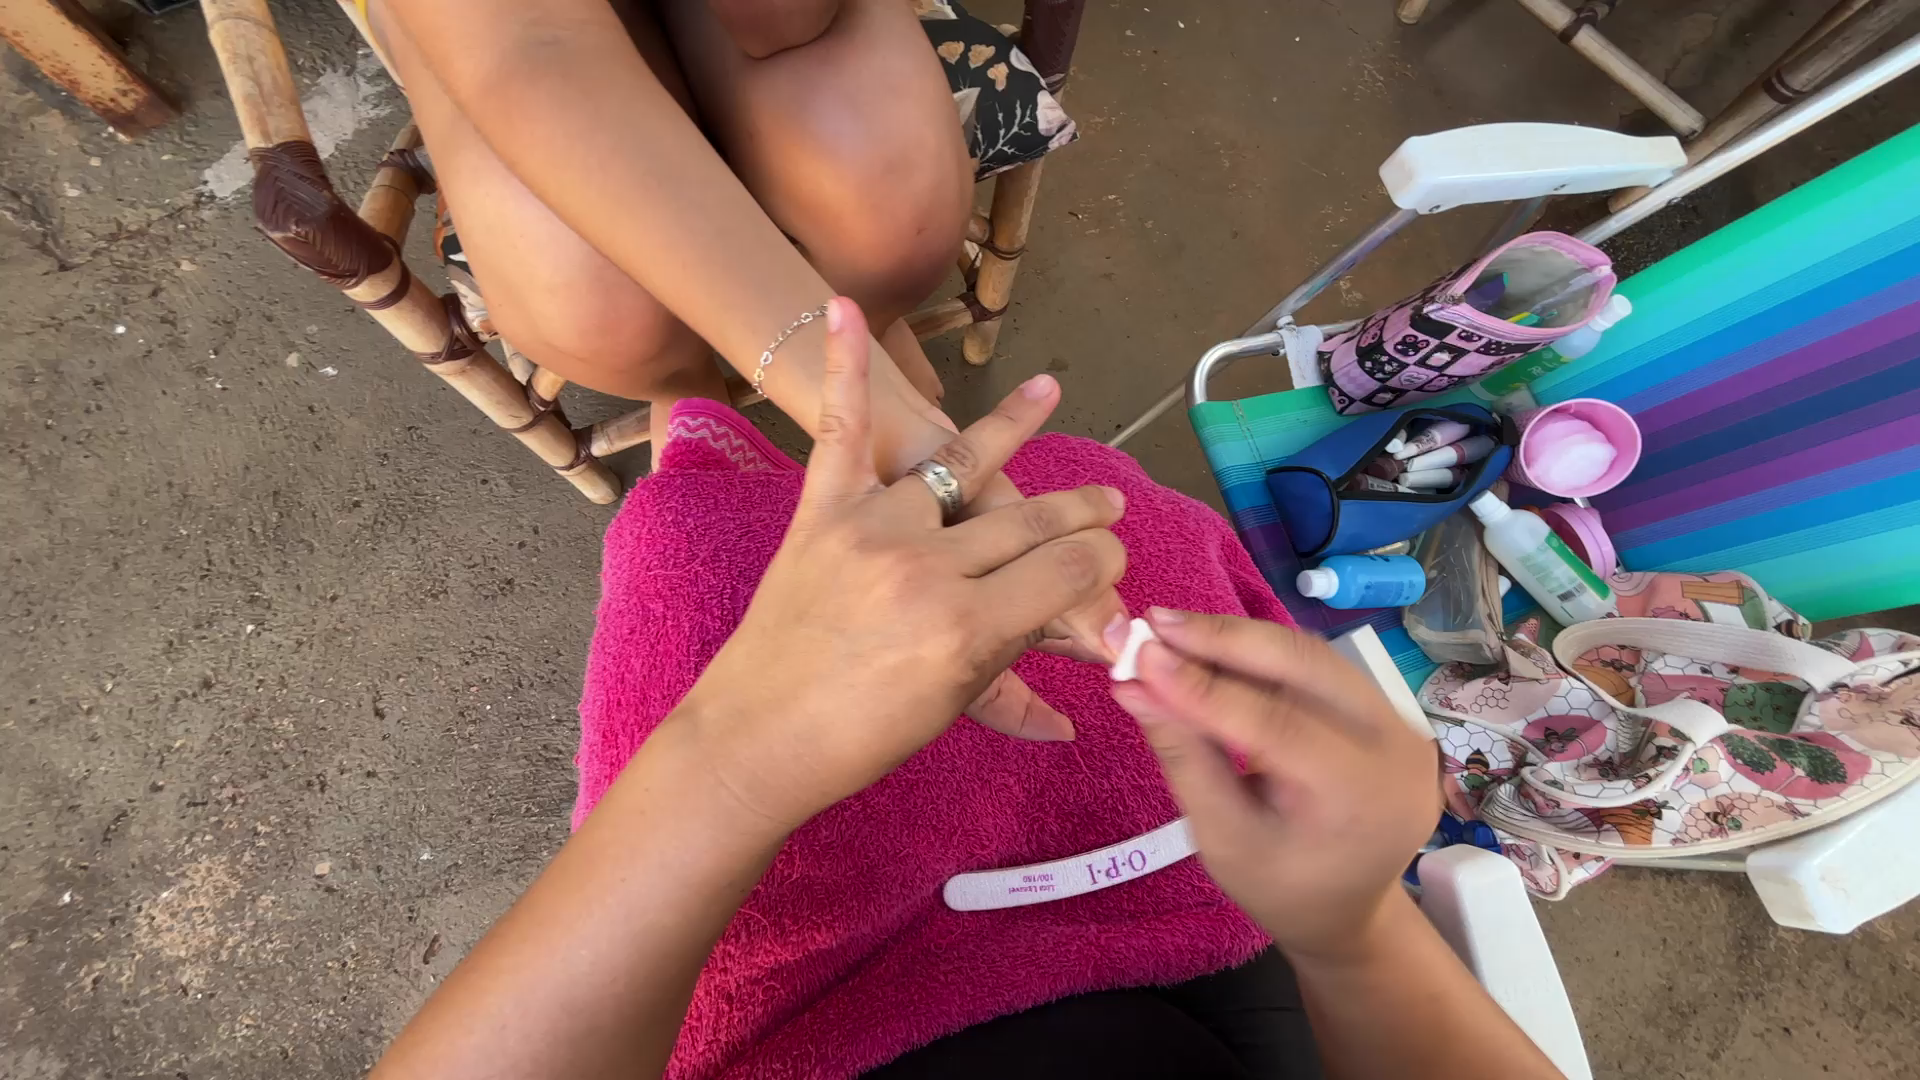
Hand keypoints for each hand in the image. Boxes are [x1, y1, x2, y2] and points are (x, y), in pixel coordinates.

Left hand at [674, 297, 1127, 829]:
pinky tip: (841, 306)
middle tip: (1108, 504)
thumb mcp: (953, 707)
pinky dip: (839, 366)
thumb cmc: (861, 739)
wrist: (754, 738)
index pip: (1072, 569)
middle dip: (1083, 512)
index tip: (1111, 564)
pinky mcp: (821, 513)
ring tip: (1050, 392)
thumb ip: (1021, 674)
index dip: (1105, 562)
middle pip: (1032, 520)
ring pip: (963, 465)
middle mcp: (929, 569)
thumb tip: (1088, 668)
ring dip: (1013, 428)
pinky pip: (839, 430)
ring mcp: (872, 530)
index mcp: (970, 628)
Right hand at [1111, 609, 1439, 963]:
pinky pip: (1313, 664)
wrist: (1346, 909)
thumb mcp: (1220, 835)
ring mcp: (1399, 721)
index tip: (1143, 656)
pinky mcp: (1383, 706)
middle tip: (1155, 623)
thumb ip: (1181, 755)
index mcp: (1365, 799)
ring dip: (1235, 637)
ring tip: (1171, 629)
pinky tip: (1209, 645)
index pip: (1279, 724)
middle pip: (1305, 666)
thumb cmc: (1279, 887)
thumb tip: (1131, 685)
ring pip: (1307, 653)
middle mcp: (1398, 749)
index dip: (1204, 686)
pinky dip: (1255, 651)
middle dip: (1222, 639)